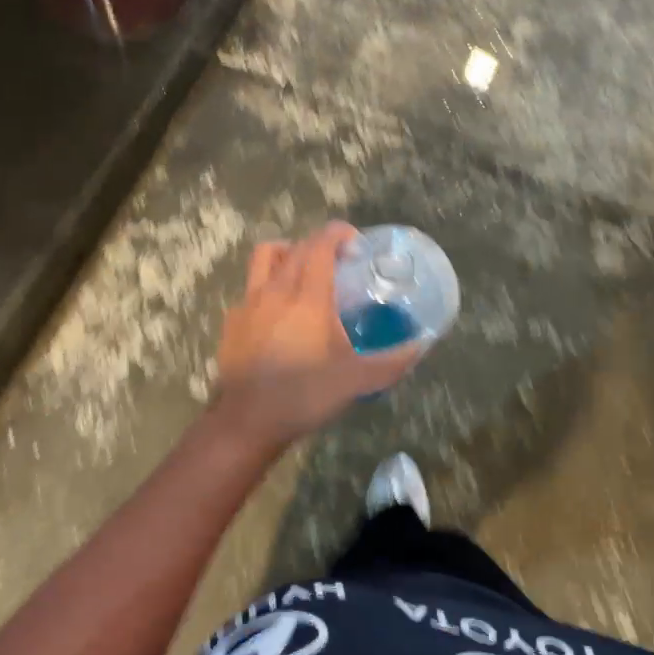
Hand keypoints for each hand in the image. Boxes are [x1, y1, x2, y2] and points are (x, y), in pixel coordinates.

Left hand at [212, 222, 427, 447]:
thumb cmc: (305, 396)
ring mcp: (249, 302)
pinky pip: (251, 286)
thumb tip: (421, 347)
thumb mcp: (356, 381)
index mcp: (308, 296)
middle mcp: (276, 289)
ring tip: (304, 271)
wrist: (247, 421)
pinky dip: (268, 284)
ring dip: (288, 252)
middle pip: (297, 247)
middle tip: (340, 260)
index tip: (356, 243)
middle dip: (320, 243)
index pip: (321, 244)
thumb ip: (392, 363)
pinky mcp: (232, 319)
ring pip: (266, 256)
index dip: (339, 233)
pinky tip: (279, 310)